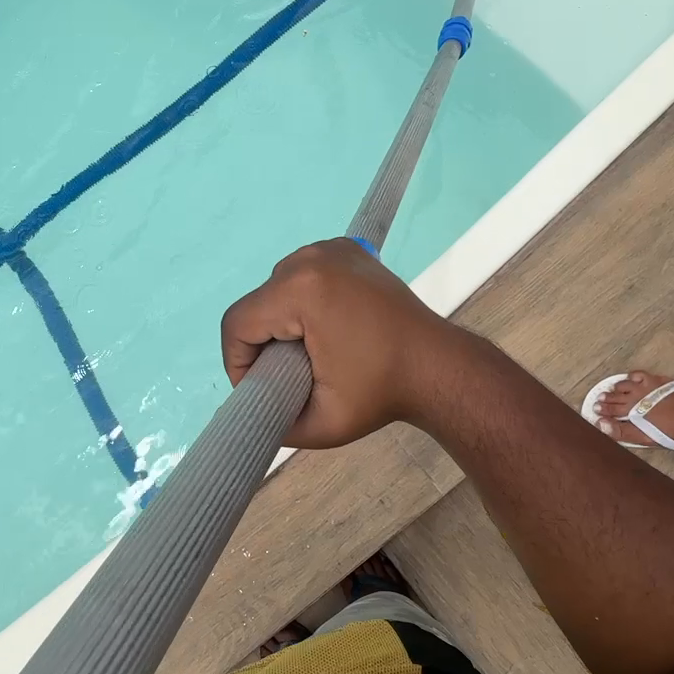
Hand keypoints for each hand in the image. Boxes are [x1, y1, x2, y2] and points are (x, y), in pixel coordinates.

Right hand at [220, 238, 470, 448]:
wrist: (437, 366)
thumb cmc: (381, 394)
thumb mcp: (321, 424)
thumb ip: (272, 421)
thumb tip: (248, 410)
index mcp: (300, 291)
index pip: (237, 324)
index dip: (239, 362)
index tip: (262, 388)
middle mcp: (309, 258)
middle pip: (257, 304)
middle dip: (264, 342)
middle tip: (289, 374)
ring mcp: (330, 248)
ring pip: (276, 288)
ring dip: (282, 321)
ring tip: (309, 351)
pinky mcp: (346, 248)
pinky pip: (302, 274)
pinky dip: (304, 300)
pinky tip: (326, 325)